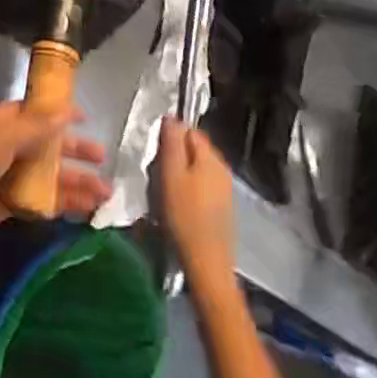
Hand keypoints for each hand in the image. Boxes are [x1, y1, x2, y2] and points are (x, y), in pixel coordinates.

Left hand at [0, 101, 110, 242]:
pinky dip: (64, 205)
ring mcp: (11, 176)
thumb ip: (39, 126)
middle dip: (75, 152)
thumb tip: (68, 109)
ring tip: (106, 193)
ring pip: (50, 177)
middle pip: (49, 146)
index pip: (38, 113)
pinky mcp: (10, 204)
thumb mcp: (6, 136)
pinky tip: (87, 211)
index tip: (86, 118)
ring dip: (77, 183)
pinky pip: (42, 201)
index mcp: (6, 123)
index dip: (60, 114)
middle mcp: (11, 146)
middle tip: (103, 158)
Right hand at [158, 117, 235, 274]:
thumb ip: (171, 144)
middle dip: (173, 152)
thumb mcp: (171, 174)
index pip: (189, 129)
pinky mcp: (221, 205)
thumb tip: (171, 117)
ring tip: (161, 185)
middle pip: (194, 147)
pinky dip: (186, 185)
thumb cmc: (184, 215)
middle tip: (154, 168)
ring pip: (196, 166)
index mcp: (211, 157)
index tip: (152, 149)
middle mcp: (222, 167)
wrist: (206, 260)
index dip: (169, 134)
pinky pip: (200, 183)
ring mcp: (224, 187)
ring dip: (179, 170)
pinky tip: (175, 200)